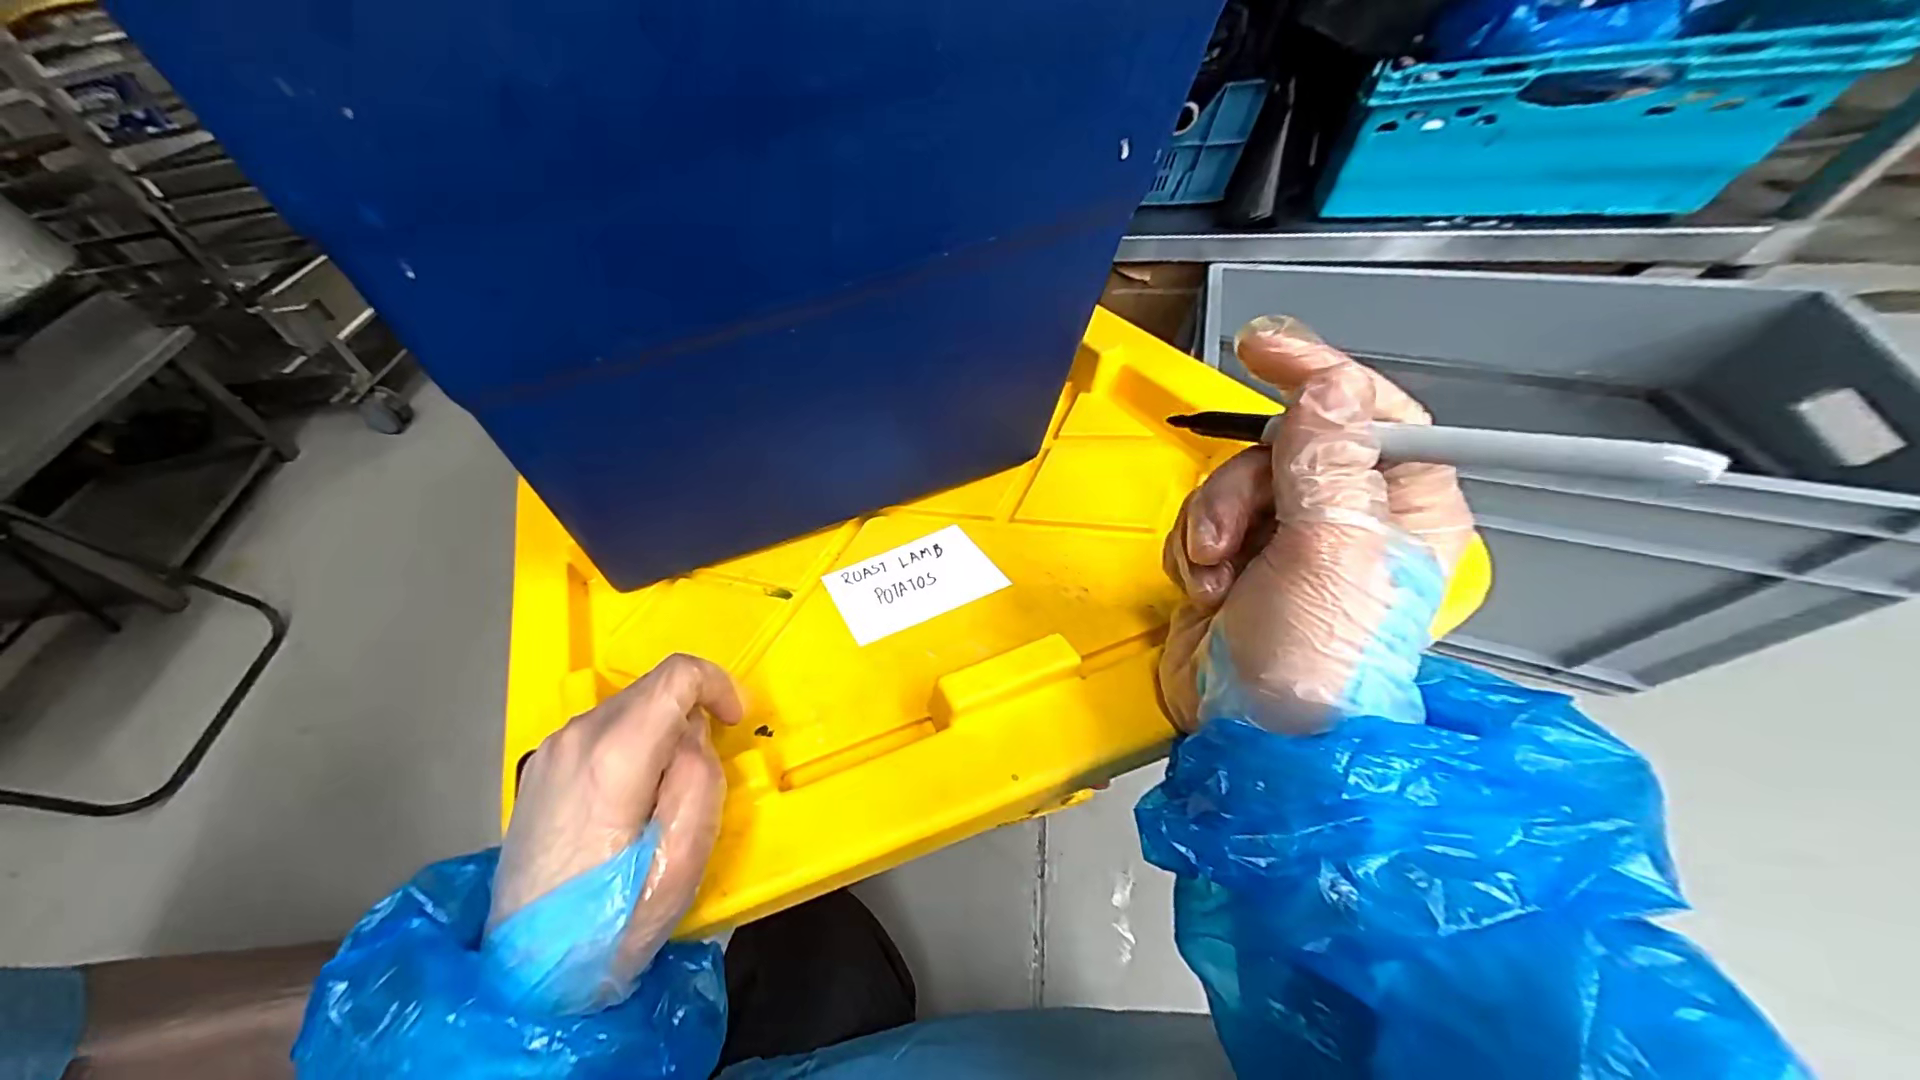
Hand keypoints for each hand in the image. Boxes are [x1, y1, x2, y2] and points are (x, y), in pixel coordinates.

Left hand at [487, 654, 740, 1007]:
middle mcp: (576, 737)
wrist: (527, 972)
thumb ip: (701, 776)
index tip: (734, 722)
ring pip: (629, 706)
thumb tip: (691, 735)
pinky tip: (634, 794)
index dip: (719, 685)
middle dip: (693, 710)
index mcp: (614, 753)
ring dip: (664, 728)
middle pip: (653, 686)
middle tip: (707, 764)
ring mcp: (551, 751)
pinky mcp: (540, 769)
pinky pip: (604, 729)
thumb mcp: (684, 855)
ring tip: (668, 789)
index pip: (677, 674)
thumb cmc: (615, 918)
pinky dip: (635, 741)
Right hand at [1158, 317, 1473, 734]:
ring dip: (1209, 523)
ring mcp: (1283, 539)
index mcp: (1399, 504)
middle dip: (1241, 486)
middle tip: (1230, 536)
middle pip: (1282, 446)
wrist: (1254, 730)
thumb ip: (1326, 459)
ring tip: (1214, 575)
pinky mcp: (1233, 559)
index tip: (1267, 351)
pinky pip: (1200, 519)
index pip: (1369, 410)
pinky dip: (1190, 549)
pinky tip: (1202, 588)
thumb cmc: (1316, 658)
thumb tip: (1329, 386)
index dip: (1320, 376)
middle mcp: (1343, 515)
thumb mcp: (1330, 548)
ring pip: (1231, 481)